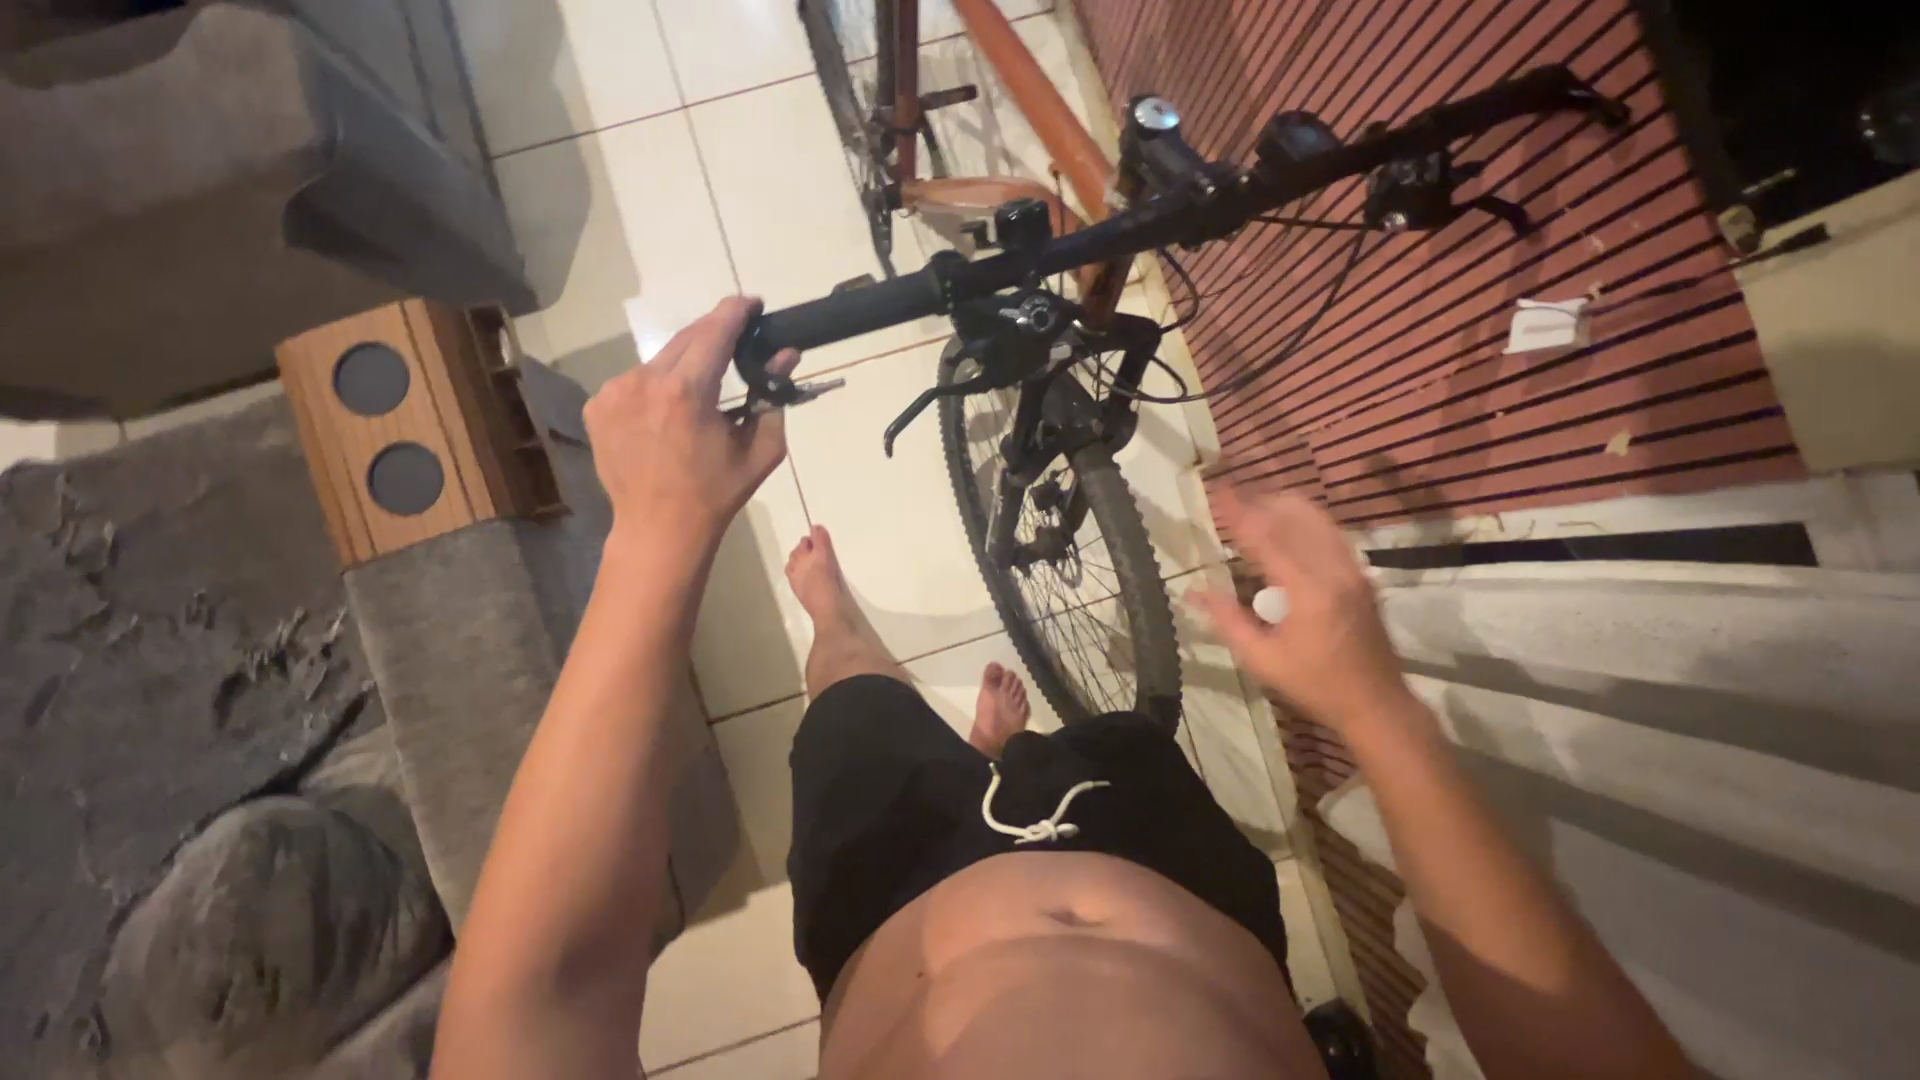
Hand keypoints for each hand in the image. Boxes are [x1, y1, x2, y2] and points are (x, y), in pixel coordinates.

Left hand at [582, 297, 798, 561]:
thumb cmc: (717, 493)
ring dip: (684, 363)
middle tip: (737, 335)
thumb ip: (773, 396)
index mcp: (686, 392)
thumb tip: (786, 355)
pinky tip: (668, 412)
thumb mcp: (761, 449)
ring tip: (702, 388)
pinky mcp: (598, 406)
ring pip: (659, 361)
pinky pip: (635, 382)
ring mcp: (614, 393)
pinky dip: (657, 387)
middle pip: (686, 338)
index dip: (735, 311)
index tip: (752, 303)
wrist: (659, 528)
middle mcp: (644, 381)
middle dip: (713, 332)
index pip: (714, 331)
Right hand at [1190, 488, 1414, 733]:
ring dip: (1283, 506)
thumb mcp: (1262, 660)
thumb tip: (1194, 592)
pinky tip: (1286, 524)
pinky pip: (1331, 533)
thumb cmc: (1314, 685)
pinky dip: (1304, 520)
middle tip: (1231, 497)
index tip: (1218, 493)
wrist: (1376, 703)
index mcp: (1308, 592)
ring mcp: (1353, 570)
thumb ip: (1228, 621)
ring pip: (1317, 519)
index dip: (1239, 513)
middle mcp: (1334, 571)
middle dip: (1259, 501)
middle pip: (1294, 517)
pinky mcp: (1361, 574)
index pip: (1267, 537)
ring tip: (1254, 504)